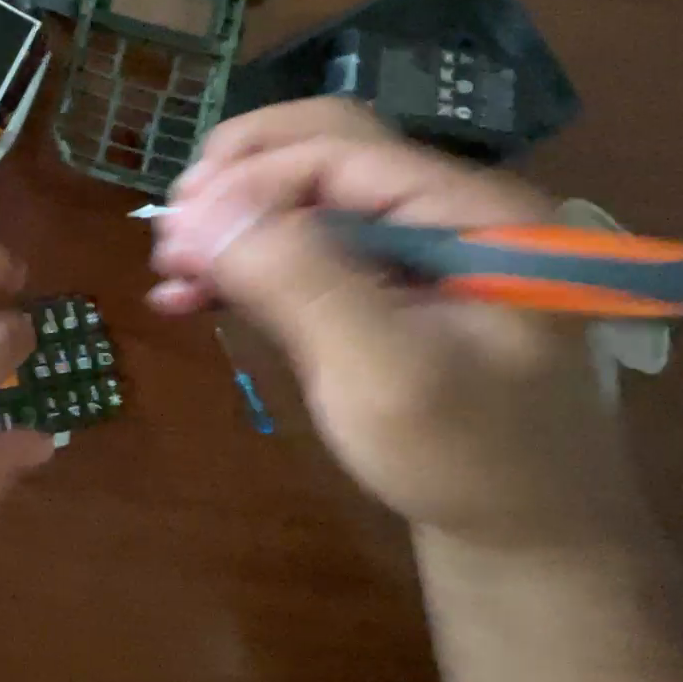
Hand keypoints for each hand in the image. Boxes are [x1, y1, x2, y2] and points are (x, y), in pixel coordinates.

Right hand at [148, 99, 643, 548]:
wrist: (514, 530)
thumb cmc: (466, 458)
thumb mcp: (382, 372)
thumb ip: (298, 282)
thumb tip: (201, 210)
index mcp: (472, 215)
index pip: (340, 151)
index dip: (249, 180)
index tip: (177, 235)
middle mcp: (439, 212)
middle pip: (317, 151)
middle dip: (232, 182)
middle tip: (172, 228)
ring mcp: (404, 248)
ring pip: (294, 196)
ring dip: (224, 223)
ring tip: (168, 267)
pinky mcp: (369, 283)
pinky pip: (290, 248)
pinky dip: (234, 263)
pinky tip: (185, 294)